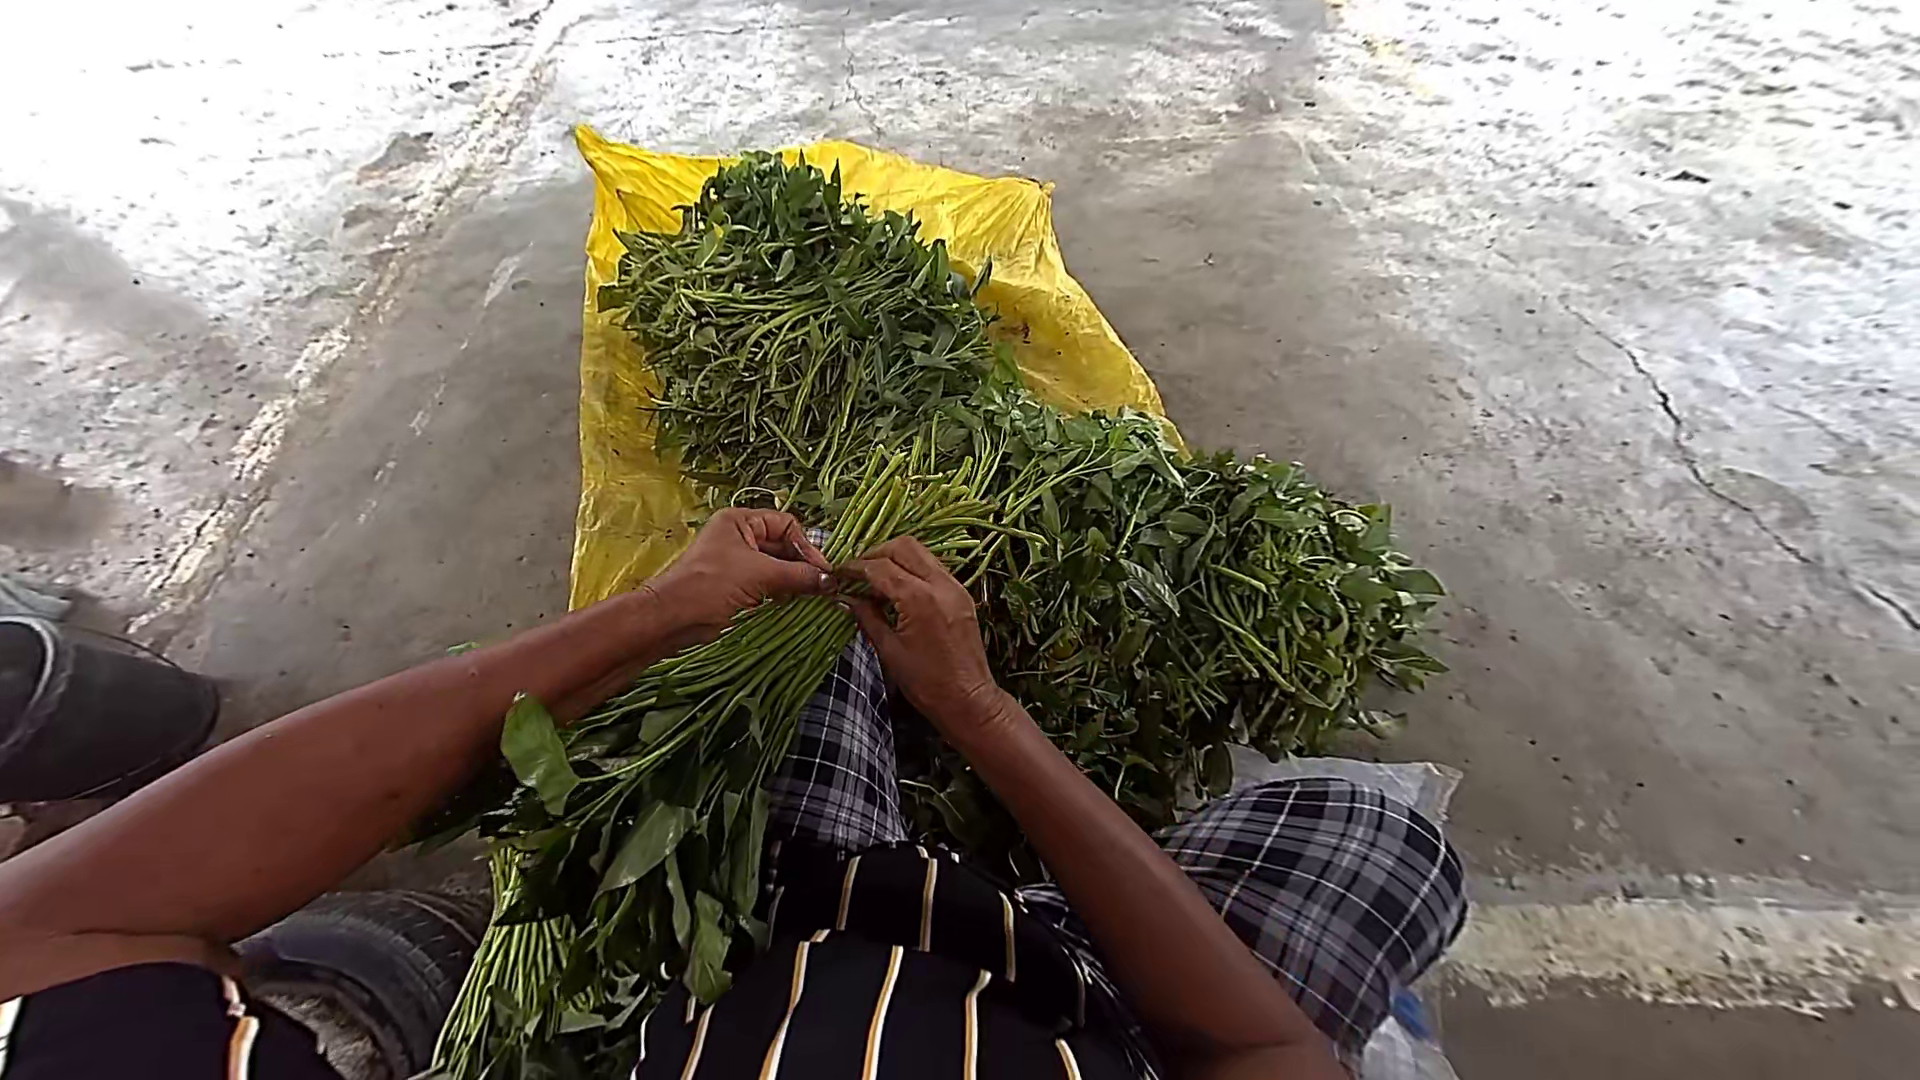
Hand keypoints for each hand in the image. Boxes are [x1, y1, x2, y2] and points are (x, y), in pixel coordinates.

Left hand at [645, 508, 832, 647]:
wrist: (672, 620)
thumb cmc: (710, 585)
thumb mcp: (759, 574)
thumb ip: (799, 575)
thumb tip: (831, 580)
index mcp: (741, 521)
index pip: (787, 525)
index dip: (806, 545)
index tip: (823, 569)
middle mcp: (742, 538)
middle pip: (785, 547)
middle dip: (804, 565)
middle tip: (826, 584)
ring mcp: (740, 564)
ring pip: (781, 568)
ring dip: (798, 581)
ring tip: (817, 594)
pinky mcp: (741, 587)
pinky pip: (772, 585)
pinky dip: (786, 593)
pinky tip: (800, 602)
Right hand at [838, 537, 1023, 743]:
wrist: (968, 700)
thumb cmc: (926, 683)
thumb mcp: (889, 650)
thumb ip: (867, 617)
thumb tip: (846, 598)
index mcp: (920, 598)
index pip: (881, 567)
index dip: (855, 567)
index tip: (838, 573)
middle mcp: (941, 585)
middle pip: (904, 547)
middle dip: (876, 554)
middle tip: (857, 572)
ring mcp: (955, 588)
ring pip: (921, 554)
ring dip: (895, 560)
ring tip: (874, 581)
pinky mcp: (962, 595)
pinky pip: (933, 569)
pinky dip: (912, 571)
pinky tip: (897, 591)